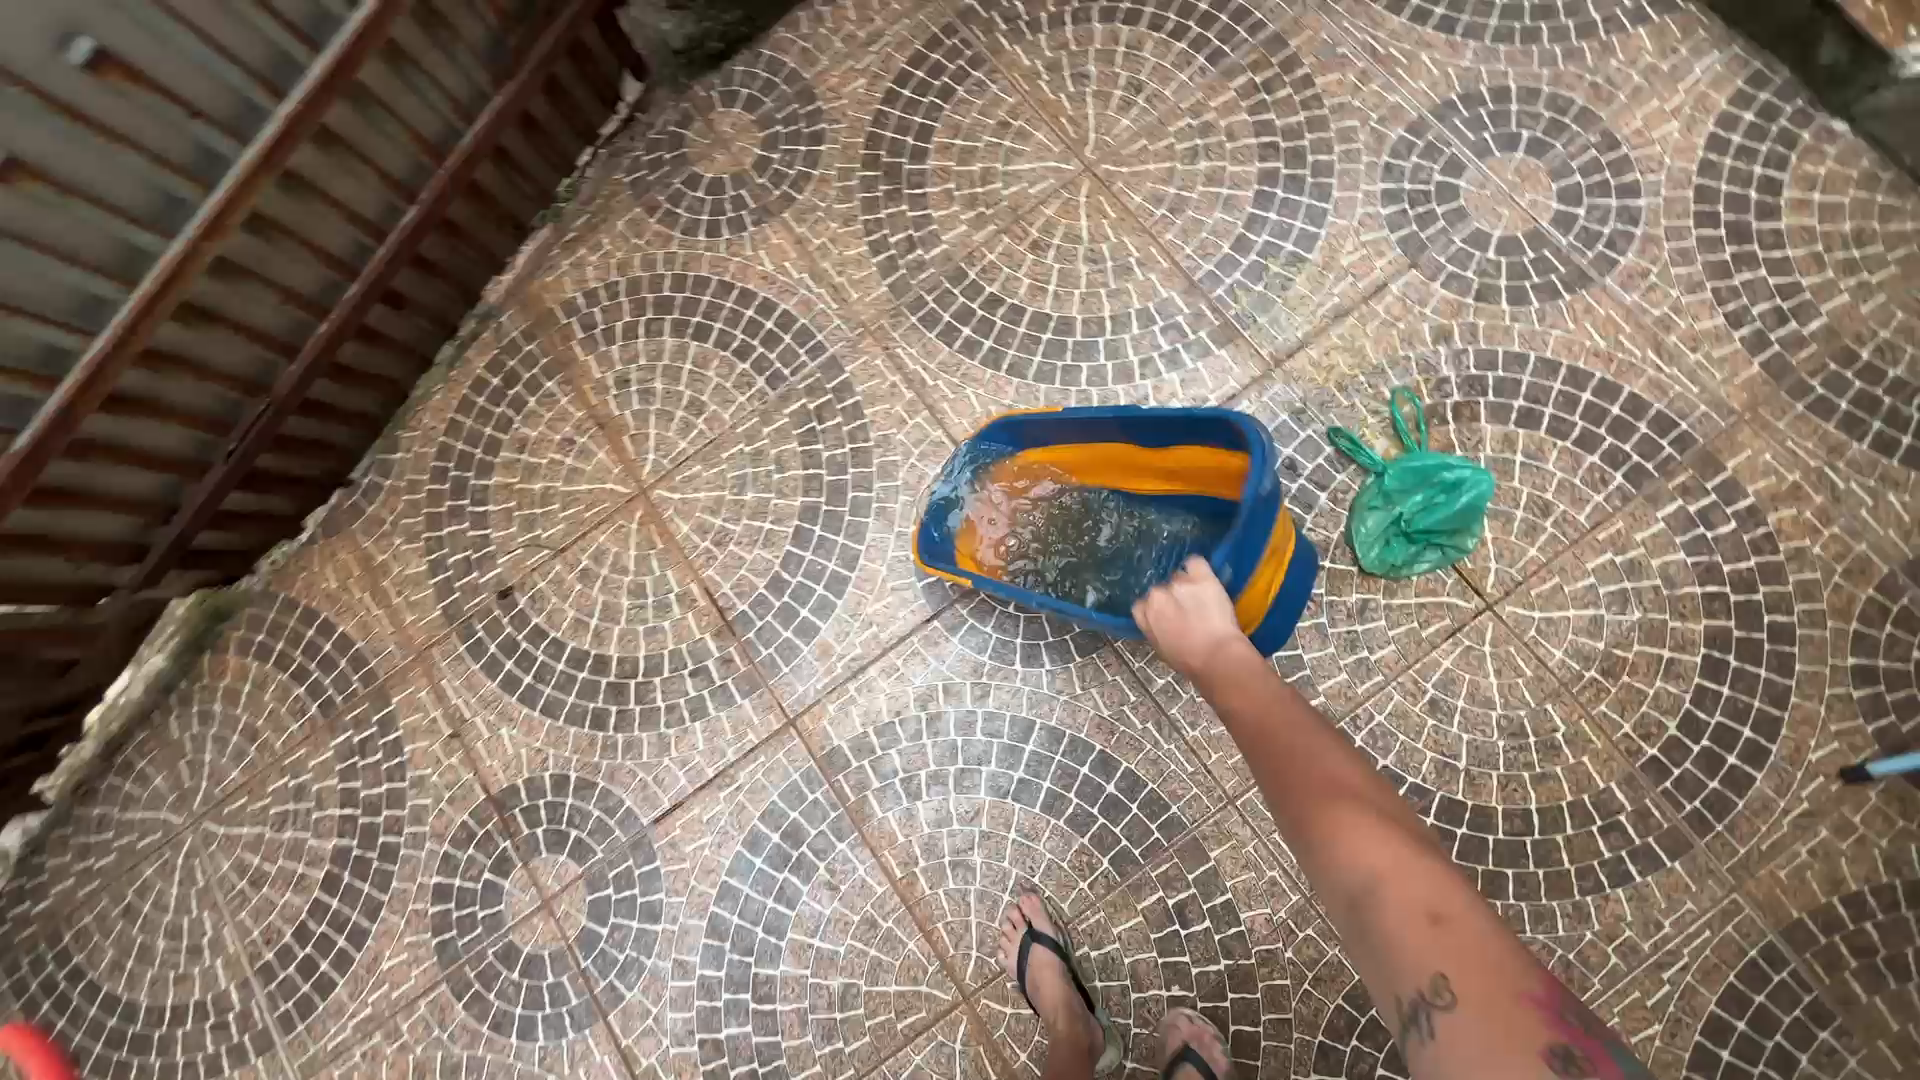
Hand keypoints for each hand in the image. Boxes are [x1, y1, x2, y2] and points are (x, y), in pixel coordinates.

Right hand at [1132, 556, 1258, 682]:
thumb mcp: (1159, 648)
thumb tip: (1159, 622)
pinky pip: (1194, 562)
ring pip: (1178, 576)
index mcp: (1145, 613)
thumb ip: (1153, 628)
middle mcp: (1157, 594)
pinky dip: (1197, 568)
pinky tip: (1203, 577)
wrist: (1216, 656)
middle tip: (1187, 609)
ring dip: (1187, 585)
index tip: (1167, 616)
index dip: (1156, 608)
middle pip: (1161, 588)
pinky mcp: (1202, 577)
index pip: (1143, 603)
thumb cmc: (1189, 661)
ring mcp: (1179, 583)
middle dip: (1172, 596)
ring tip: (1201, 598)